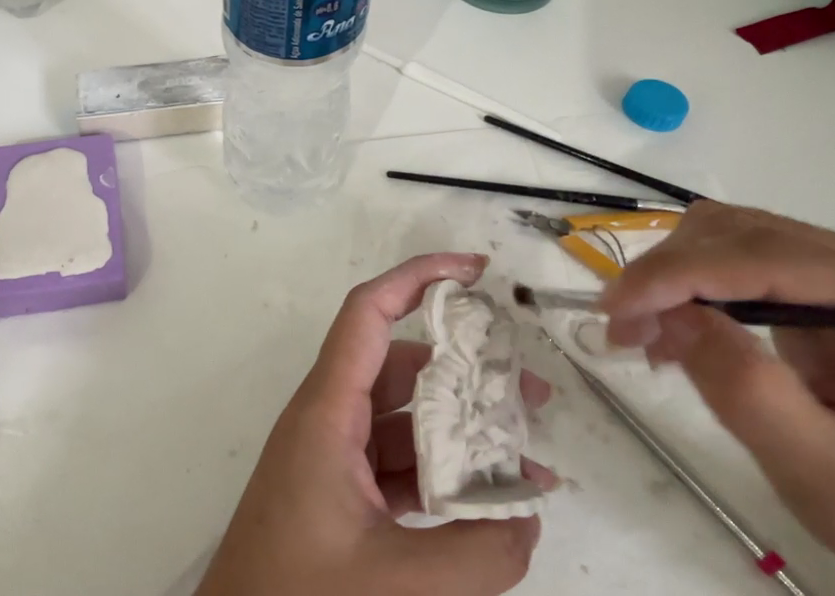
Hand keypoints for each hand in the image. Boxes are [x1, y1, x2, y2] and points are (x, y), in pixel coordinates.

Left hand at [196, 254, 553, 595]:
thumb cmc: (302, 595)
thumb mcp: (399, 582)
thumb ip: (477, 553)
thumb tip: (527, 519)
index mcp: (326, 412)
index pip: (369, 314)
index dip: (418, 278)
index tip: (477, 270)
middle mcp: (327, 420)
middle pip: (399, 368)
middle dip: (465, 371)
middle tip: (532, 392)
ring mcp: (331, 459)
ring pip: (403, 420)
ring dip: (460, 430)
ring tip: (529, 452)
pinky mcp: (337, 496)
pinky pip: (397, 466)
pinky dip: (442, 475)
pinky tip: (492, 503)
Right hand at [602, 200, 834, 595]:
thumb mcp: (829, 474)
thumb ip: (751, 392)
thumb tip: (673, 316)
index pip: (778, 260)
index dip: (685, 275)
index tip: (614, 307)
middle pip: (750, 235)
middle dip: (671, 274)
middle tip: (621, 329)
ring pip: (735, 238)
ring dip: (673, 277)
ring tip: (640, 333)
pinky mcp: (834, 290)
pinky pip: (740, 264)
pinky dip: (691, 290)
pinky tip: (674, 333)